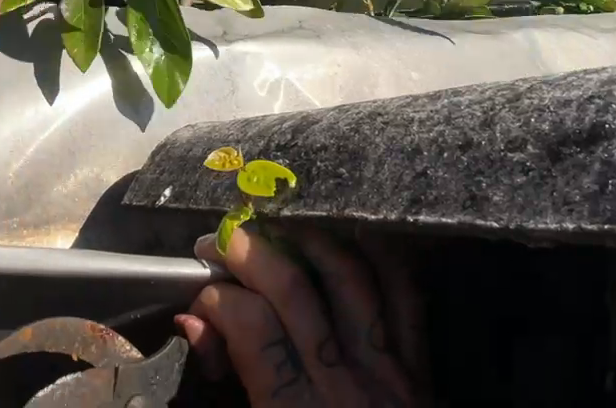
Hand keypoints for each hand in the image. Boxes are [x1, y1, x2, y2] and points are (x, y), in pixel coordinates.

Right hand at [176, 225, 424, 406]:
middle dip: (247, 249)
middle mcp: (344, 380)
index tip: (200, 300)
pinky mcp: (421, 367)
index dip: (215, 298)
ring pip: (347, 275)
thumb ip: (227, 386)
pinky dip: (377, 256)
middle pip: (292, 286)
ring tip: (273, 228)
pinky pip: (404, 295)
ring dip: (304, 239)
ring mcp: (389, 369)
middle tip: (220, 240)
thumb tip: (193, 325)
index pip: (249, 323)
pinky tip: (349, 234)